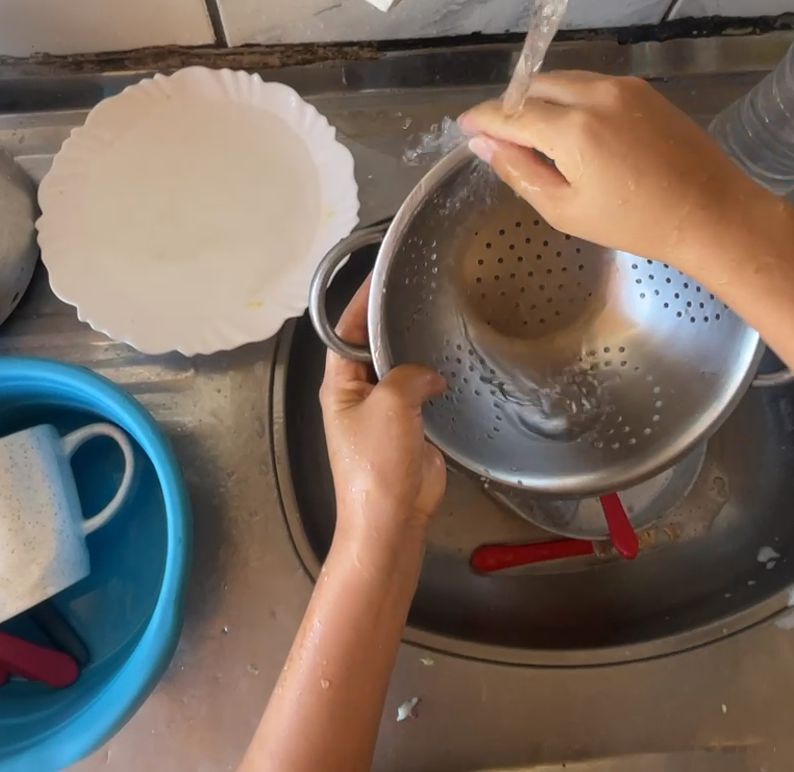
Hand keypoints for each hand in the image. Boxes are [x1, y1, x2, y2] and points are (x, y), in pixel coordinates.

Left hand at [321, 279, 447, 541]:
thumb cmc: (378, 461)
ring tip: (441, 320)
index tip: (383, 273)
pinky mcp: (408, 427)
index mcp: (339, 382)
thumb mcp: (390, 404)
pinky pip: (420, 393)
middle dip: (393, 322)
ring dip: (416, 351)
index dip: (361, 300)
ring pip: (399, 369)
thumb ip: (408, 374)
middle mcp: (358, 391)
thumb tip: (429, 376)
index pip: (345, 329)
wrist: (393, 519)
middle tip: (422, 292)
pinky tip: (454, 362)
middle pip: (373, 345)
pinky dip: (433, 378)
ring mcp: (384, 410)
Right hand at [459, 71, 792, 284]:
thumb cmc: (635, 222)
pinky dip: (567, 98)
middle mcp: (593, 94)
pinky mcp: (642, 89)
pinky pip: (589, 83)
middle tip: (500, 137)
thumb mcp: (565, 209)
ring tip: (534, 134)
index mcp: (571, 129)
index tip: (464, 127)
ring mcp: (621, 87)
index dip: (482, 119)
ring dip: (539, 100)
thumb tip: (484, 144)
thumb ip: (519, 171)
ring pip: (561, 80)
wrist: (711, 212)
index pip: (509, 113)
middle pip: (533, 88)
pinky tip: (571, 128)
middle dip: (510, 107)